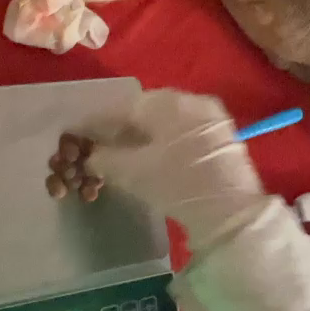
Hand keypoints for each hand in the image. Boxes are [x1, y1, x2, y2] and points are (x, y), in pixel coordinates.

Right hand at [46, 89, 271, 253]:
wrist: (230, 211)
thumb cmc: (176, 184)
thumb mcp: (131, 172)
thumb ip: (104, 158)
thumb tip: (92, 155)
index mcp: (167, 101)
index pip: (122, 107)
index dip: (97, 124)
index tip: (79, 137)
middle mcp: (191, 100)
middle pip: (146, 111)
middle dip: (121, 131)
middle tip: (102, 151)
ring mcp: (211, 116)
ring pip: (166, 122)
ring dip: (143, 137)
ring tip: (125, 160)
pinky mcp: (223, 136)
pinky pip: (184, 131)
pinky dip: (165, 142)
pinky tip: (155, 162)